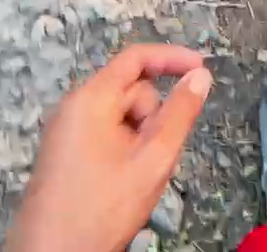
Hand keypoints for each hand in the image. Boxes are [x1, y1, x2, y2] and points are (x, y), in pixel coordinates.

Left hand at [6, 45, 213, 251]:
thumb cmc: (102, 208)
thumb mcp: (153, 159)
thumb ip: (181, 112)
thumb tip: (201, 75)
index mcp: (90, 99)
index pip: (136, 57)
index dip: (173, 58)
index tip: (202, 70)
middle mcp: (73, 108)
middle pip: (132, 90)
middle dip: (154, 115)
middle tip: (157, 154)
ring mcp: (66, 133)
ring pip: (123, 115)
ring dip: (141, 136)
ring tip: (139, 174)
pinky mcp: (65, 155)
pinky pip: (107, 133)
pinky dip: (126, 147)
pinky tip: (125, 181)